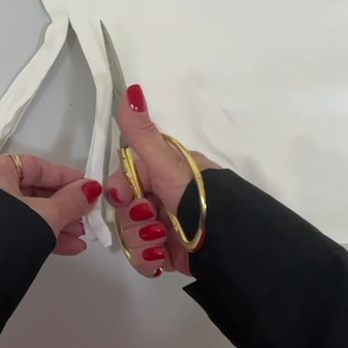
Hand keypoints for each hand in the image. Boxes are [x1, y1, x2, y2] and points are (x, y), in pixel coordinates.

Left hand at [0, 153, 102, 255]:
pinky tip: (70, 247)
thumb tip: (91, 189)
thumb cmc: (9, 230)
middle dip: (64, 205)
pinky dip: (44, 235)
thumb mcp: (46, 213)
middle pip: (34, 191)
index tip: (88, 187)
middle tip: (88, 215)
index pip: (35, 166)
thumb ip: (71, 201)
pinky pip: (22, 229)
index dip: (64, 177)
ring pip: (30, 213)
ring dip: (58, 223)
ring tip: (81, 235)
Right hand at [104, 84, 219, 277]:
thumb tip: (131, 88)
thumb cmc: (197, 199)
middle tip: (151, 222)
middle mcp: (162, 198)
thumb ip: (142, 132)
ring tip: (161, 242)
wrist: (229, 246)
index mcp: (163, 174)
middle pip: (123, 210)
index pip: (123, 180)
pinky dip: (147, 259)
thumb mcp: (167, 163)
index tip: (124, 198)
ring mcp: (164, 227)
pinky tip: (161, 257)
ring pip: (129, 234)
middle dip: (132, 220)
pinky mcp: (168, 254)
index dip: (118, 191)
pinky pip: (141, 257)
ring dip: (140, 241)